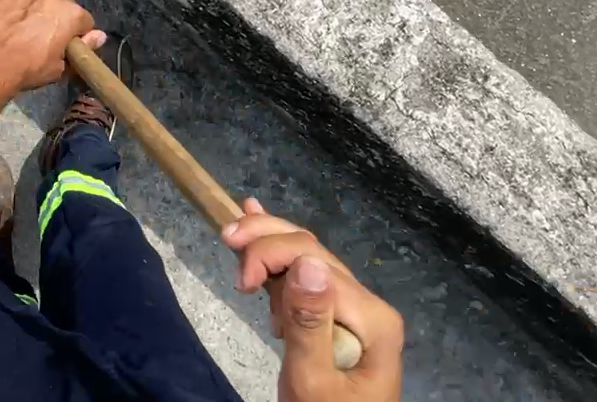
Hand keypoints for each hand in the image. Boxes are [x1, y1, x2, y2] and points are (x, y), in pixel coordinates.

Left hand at [0, 0, 103, 93]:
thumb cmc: (30, 68)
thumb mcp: (61, 67)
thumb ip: (83, 48)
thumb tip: (99, 36)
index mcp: (73, 14)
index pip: (85, 22)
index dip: (78, 36)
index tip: (67, 47)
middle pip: (65, 7)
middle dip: (60, 20)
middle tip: (46, 39)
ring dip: (42, 9)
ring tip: (28, 28)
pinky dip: (25, 1)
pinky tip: (17, 16)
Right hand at [222, 200, 403, 401]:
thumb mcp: (312, 381)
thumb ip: (309, 324)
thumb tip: (307, 263)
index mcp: (370, 317)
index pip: (311, 259)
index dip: (269, 257)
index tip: (239, 286)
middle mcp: (368, 304)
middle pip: (309, 248)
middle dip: (264, 241)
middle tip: (225, 241)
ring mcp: (355, 308)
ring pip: (305, 252)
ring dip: (267, 242)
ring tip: (232, 236)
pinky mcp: (337, 314)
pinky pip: (306, 269)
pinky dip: (278, 247)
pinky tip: (257, 215)